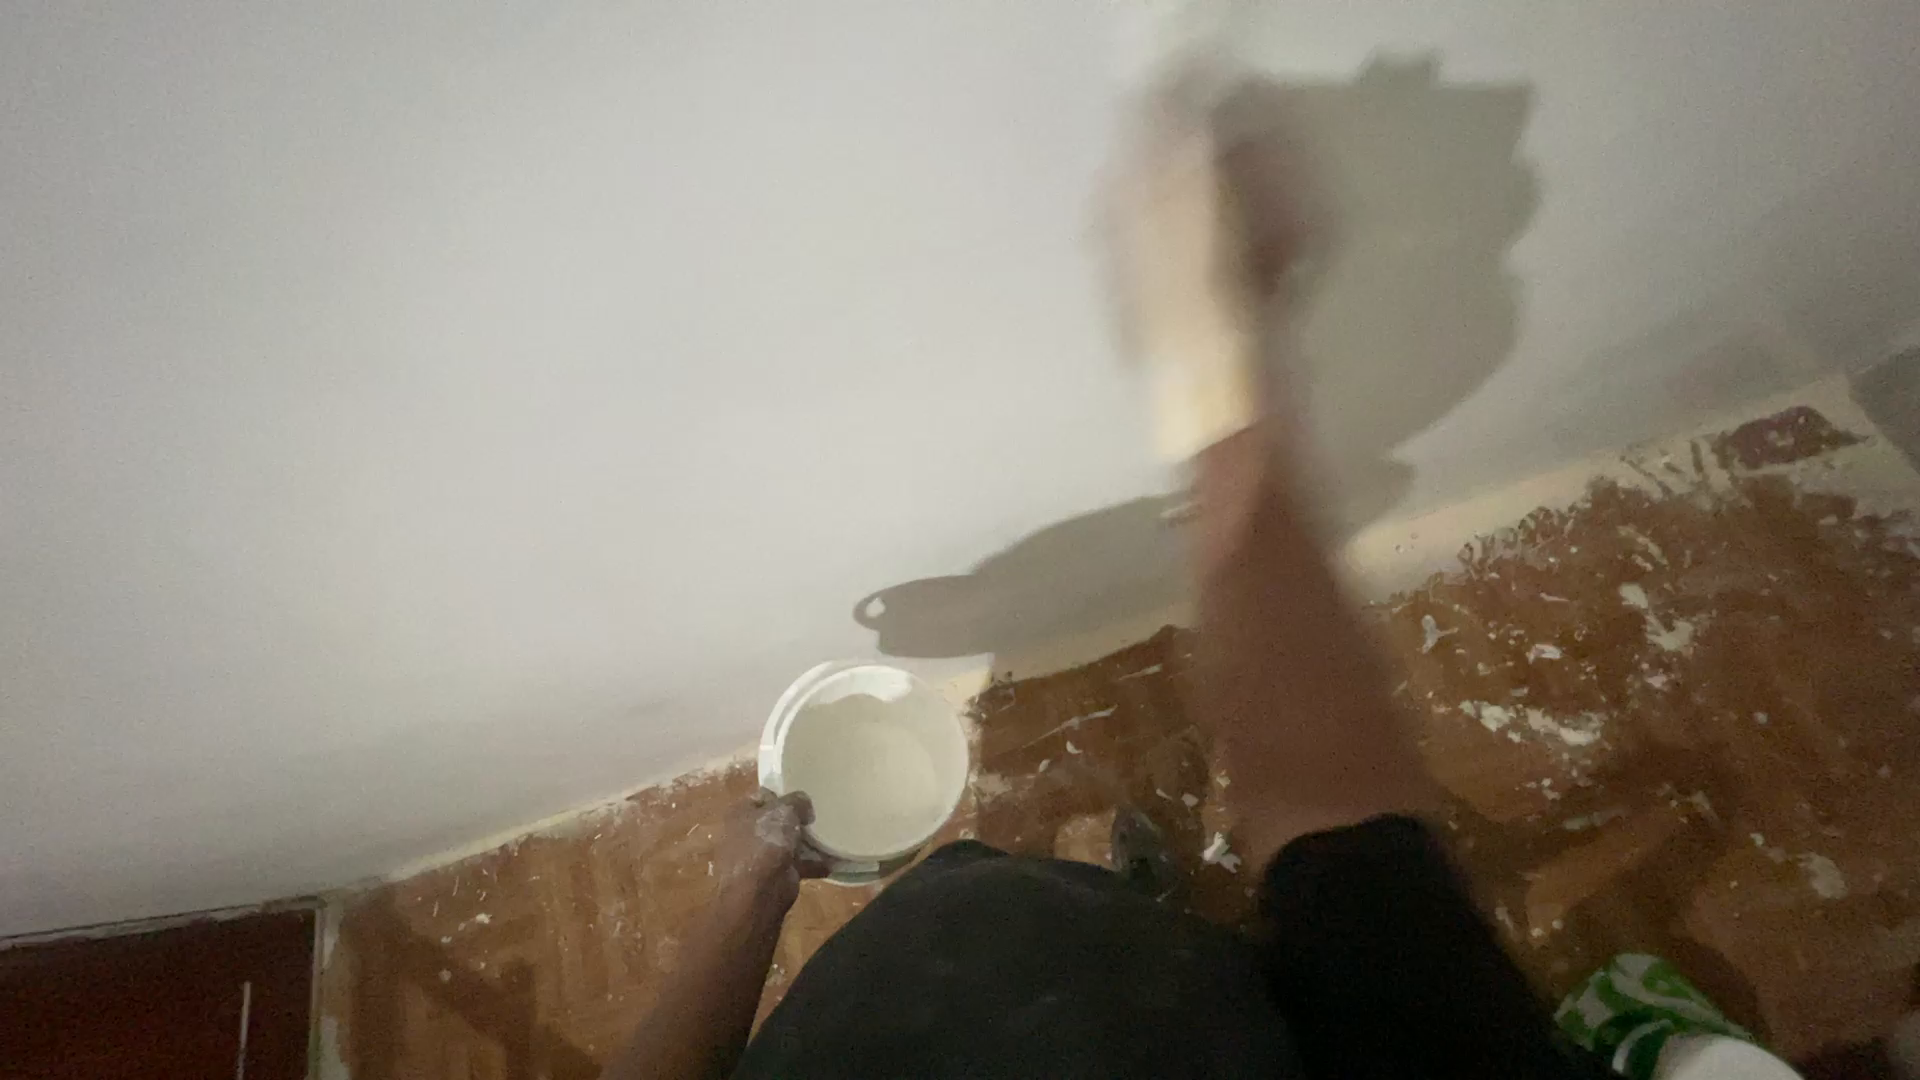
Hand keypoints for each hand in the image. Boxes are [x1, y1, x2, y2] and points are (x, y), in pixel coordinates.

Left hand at [711, 789, 831, 911]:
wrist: (758, 893)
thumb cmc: (765, 842)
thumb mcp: (785, 810)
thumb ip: (798, 801)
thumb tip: (806, 807)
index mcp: (741, 813)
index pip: (763, 796)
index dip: (783, 794)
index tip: (803, 798)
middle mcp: (747, 833)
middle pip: (777, 820)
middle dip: (797, 820)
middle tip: (818, 816)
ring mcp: (760, 856)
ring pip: (788, 843)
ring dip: (807, 842)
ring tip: (829, 836)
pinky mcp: (775, 876)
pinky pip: (797, 864)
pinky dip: (812, 864)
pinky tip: (831, 861)